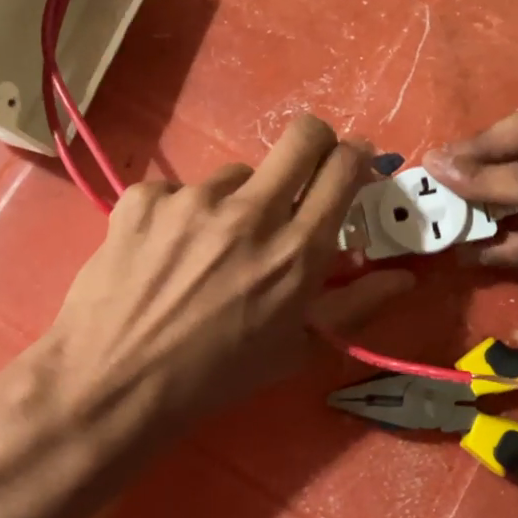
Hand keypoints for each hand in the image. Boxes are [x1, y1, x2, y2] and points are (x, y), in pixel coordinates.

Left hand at [39, 115, 413, 434]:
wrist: (114, 382)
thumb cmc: (214, 376)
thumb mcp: (293, 348)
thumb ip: (352, 304)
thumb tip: (402, 276)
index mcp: (297, 251)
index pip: (343, 169)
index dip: (354, 158)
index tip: (349, 164)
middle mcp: (251, 213)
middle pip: (302, 135)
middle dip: (313, 143)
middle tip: (300, 171)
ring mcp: (193, 200)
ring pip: (232, 174)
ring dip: (234, 201)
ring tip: (206, 250)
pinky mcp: (144, 198)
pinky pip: (176, 192)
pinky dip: (177, 216)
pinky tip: (160, 255)